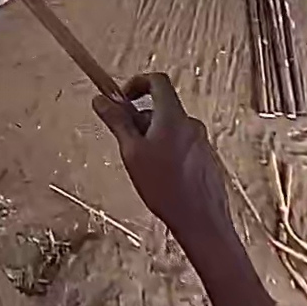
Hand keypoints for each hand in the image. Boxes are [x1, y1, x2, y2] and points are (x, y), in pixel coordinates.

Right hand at [93, 74, 232, 244]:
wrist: (203, 224)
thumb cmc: (164, 187)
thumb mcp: (132, 152)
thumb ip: (117, 121)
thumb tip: (99, 99)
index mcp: (173, 117)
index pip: (158, 81)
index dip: (137, 82)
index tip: (122, 99)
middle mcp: (190, 124)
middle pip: (161, 106)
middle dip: (140, 116)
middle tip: (127, 139)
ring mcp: (201, 142)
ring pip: (170, 126)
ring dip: (152, 134)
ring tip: (143, 163)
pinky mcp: (206, 159)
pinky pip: (181, 142)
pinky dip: (167, 148)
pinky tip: (161, 175)